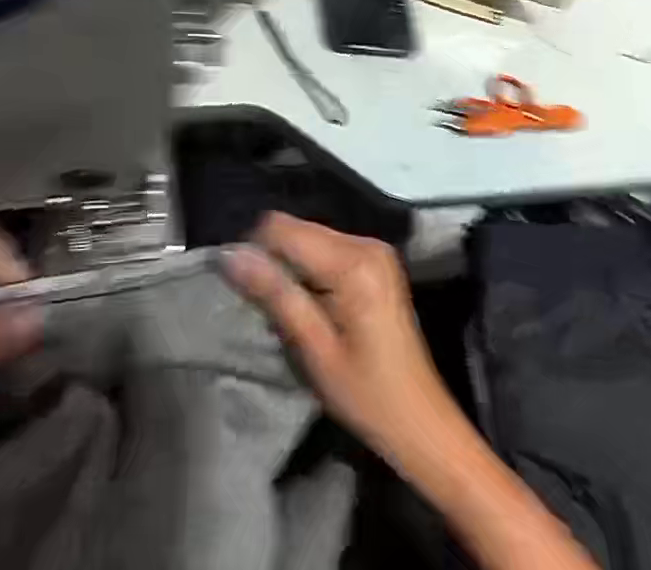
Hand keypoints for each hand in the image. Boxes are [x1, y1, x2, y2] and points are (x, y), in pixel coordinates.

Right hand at [221, 213, 465, 467]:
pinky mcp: (376, 262)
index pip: (283, 229)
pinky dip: (309, 270)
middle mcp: (366, 244)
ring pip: (309, 236)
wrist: (419, 420)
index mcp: (353, 262)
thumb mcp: (314, 348)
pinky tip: (311, 305)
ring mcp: (375, 250)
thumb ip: (274, 293)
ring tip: (289, 310)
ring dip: (290, 267)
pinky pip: (326, 249)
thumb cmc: (366, 393)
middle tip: (267, 307)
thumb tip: (231, 255)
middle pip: (298, 229)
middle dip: (273, 259)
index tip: (246, 290)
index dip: (255, 252)